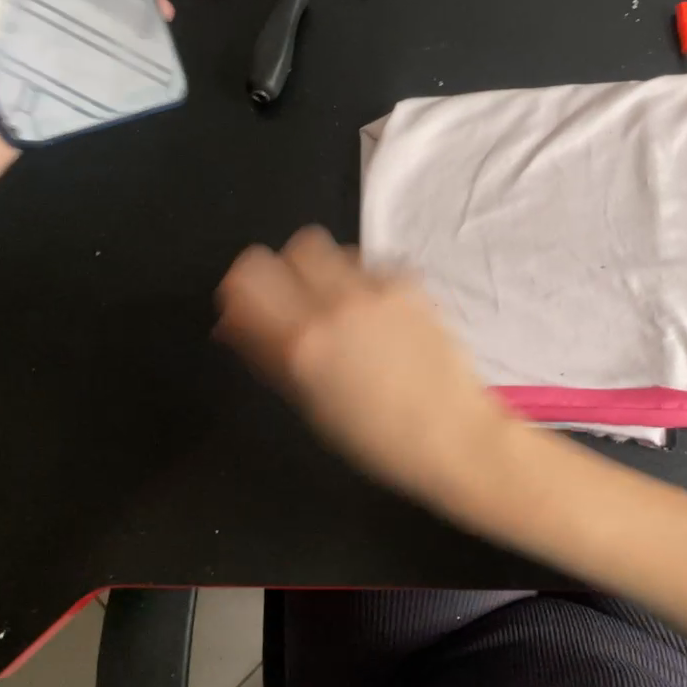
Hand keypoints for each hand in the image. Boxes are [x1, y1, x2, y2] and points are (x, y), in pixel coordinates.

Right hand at [216, 228, 520, 497]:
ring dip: (326, 271)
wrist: (453, 435)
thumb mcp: (310, 404)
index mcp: (302, 341)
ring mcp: (377, 290)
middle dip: (287, 271)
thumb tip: (232, 320)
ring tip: (342, 309)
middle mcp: (336, 304)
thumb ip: (267, 354)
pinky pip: (371, 265)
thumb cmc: (376, 438)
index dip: (241, 289)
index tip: (248, 307)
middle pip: (292, 249)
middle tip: (297, 303)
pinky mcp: (411, 285)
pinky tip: (378, 315)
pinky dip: (364, 281)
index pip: (246, 277)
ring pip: (332, 250)